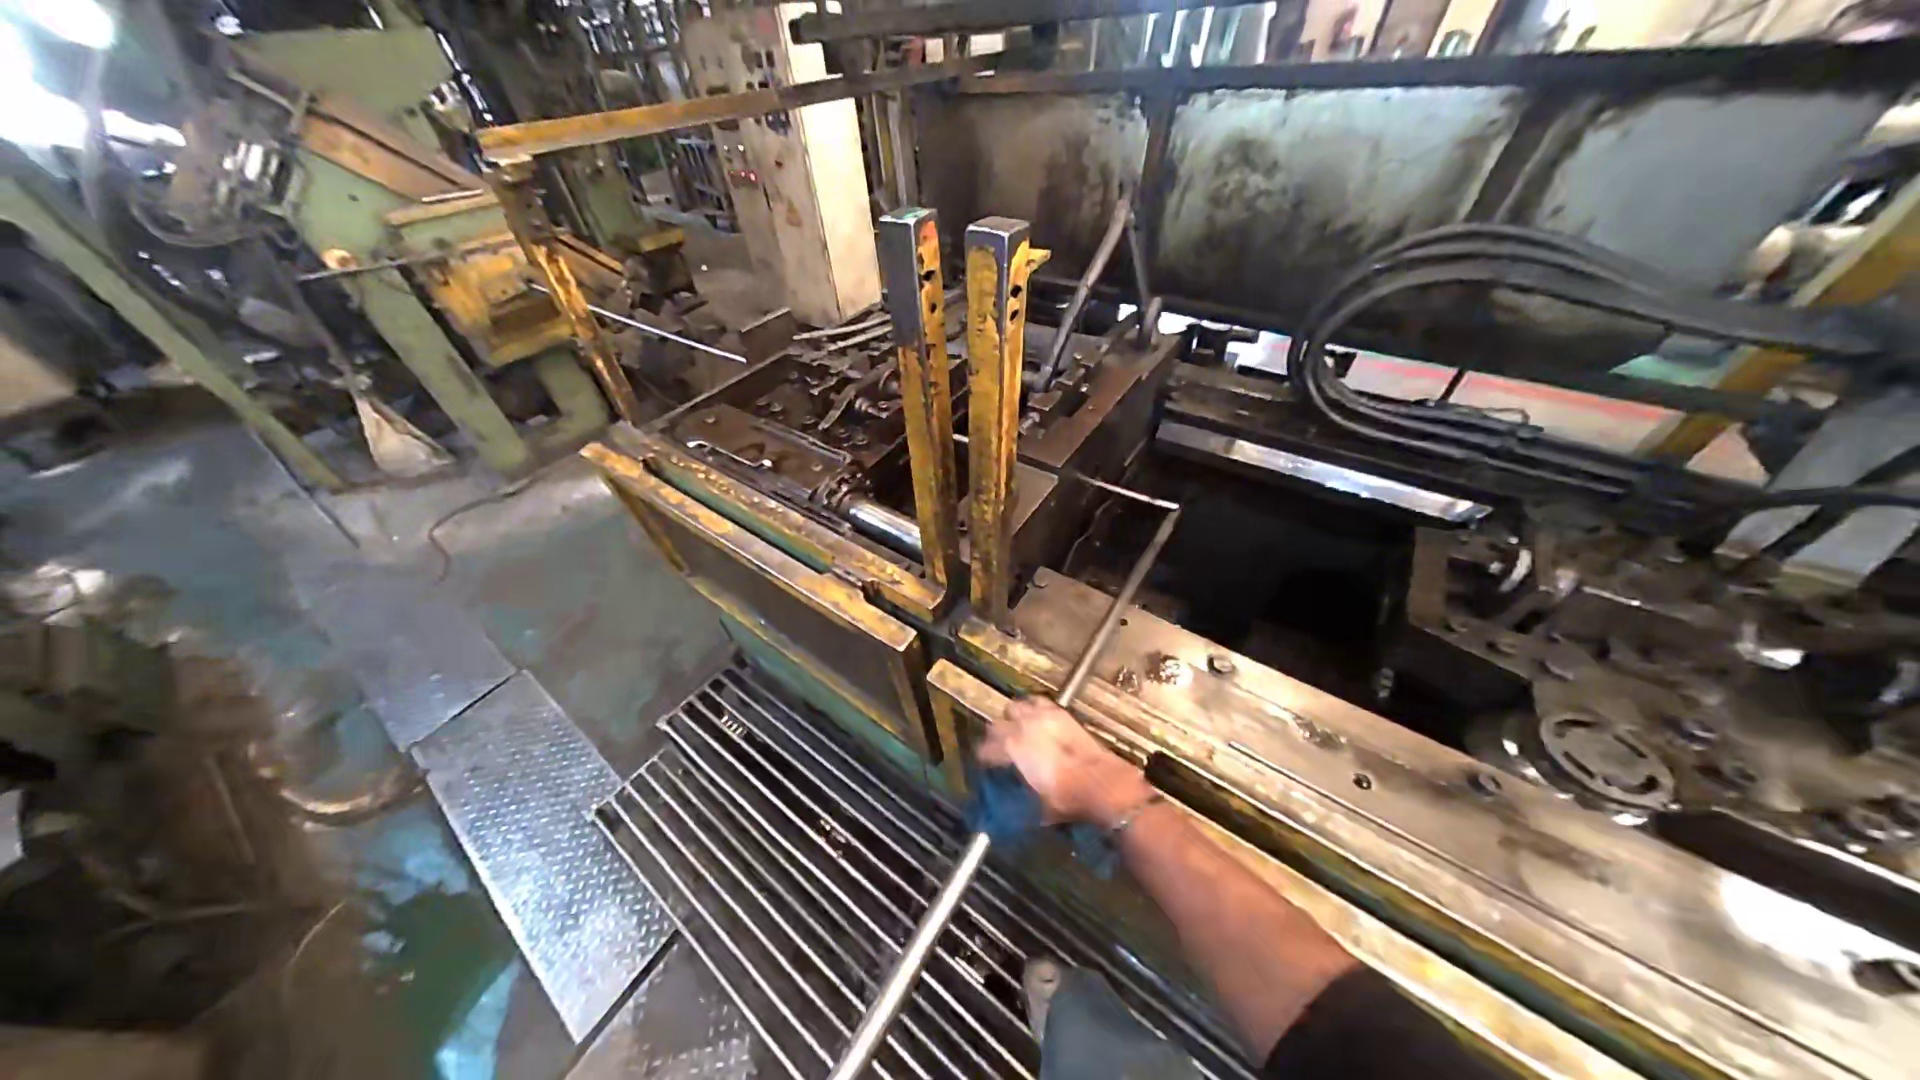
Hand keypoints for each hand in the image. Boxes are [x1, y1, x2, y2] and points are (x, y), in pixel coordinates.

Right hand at [977, 697, 1155, 827]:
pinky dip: (1033, 707)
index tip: (985, 763)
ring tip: (1017, 727)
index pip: (985, 749)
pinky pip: (1037, 701)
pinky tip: (1037, 717)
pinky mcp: (1059, 712)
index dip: (983, 757)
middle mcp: (1021, 727)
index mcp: (1011, 749)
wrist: (1099, 781)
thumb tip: (1009, 812)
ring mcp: (1040, 716)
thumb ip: (1019, 802)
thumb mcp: (1037, 807)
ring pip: (1014, 707)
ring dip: (1012, 717)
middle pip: (995, 725)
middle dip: (995, 735)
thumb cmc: (1066, 797)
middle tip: (1000, 746)